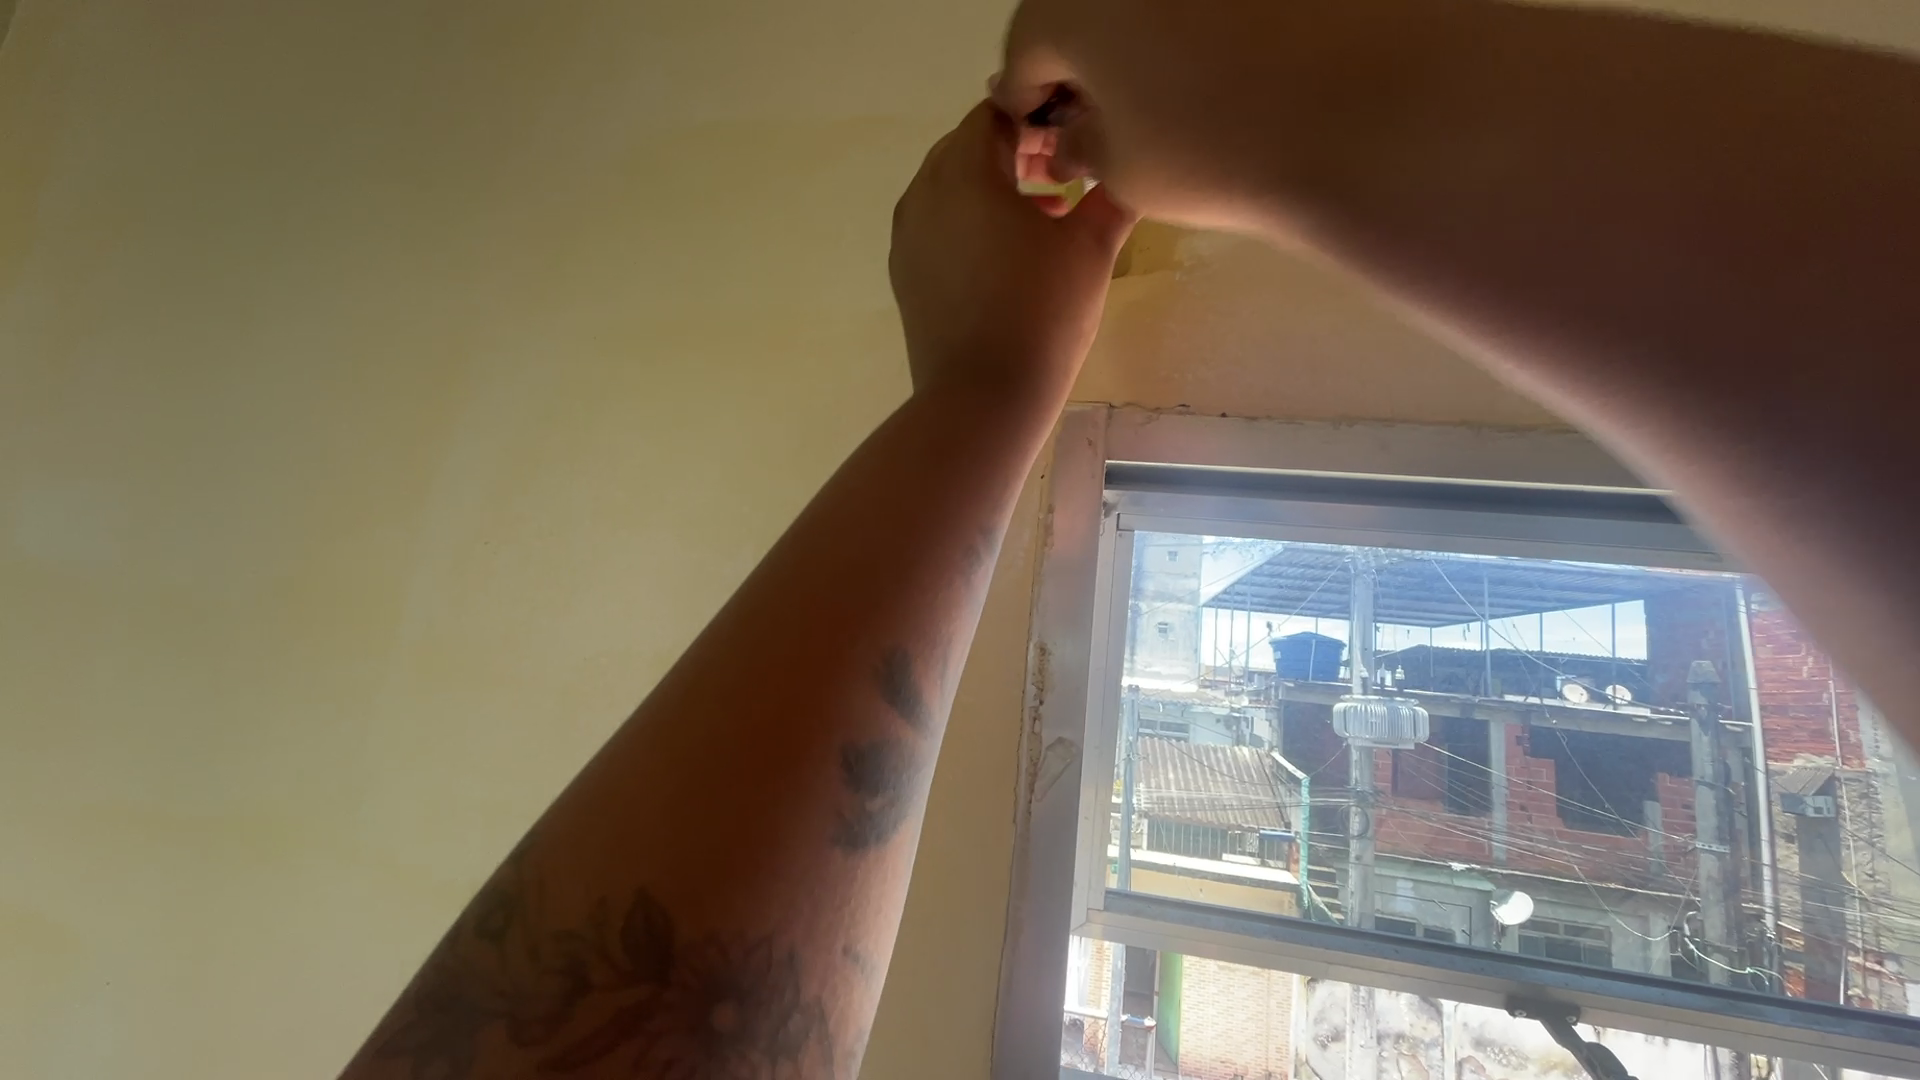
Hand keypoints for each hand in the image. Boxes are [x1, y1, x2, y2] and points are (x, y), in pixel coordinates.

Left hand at [891, 101, 1134, 405]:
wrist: (983, 397)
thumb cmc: (1042, 314)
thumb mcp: (1091, 248)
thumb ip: (1112, 193)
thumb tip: (1126, 169)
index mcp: (966, 171)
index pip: (997, 114)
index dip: (1038, 120)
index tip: (1073, 147)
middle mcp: (924, 194)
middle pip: (967, 148)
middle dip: (1013, 154)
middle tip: (1060, 180)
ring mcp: (907, 238)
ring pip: (948, 190)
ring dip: (991, 191)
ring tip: (1040, 222)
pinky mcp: (904, 276)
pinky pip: (936, 229)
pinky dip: (967, 226)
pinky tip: (1004, 259)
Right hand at [994, 0, 1367, 230]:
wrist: (1356, 107)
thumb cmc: (1209, 150)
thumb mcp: (1122, 171)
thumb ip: (1080, 148)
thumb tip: (1069, 139)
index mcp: (1068, 4)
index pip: (1021, 56)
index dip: (1027, 105)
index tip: (1043, 139)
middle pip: (1075, 13)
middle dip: (1078, 65)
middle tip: (1101, 117)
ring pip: (1133, 3)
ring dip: (1129, 39)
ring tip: (1161, 90)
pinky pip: (1185, 4)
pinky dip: (1184, 24)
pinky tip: (1214, 57)